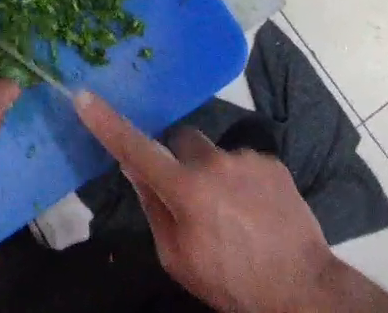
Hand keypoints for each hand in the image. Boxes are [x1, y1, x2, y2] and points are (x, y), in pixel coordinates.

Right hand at [75, 91, 387, 312]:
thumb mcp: (179, 259)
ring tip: (232, 215)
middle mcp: (213, 163)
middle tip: (189, 198)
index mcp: (185, 190)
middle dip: (178, 161)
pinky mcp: (272, 163)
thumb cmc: (232, 283)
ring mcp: (246, 159)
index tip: (83, 97)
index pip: (135, 149)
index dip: (106, 123)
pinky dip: (241, 182)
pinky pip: (243, 163)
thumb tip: (136, 170)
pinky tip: (254, 213)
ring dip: (214, 175)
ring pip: (214, 154)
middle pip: (181, 142)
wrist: (304, 290)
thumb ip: (154, 209)